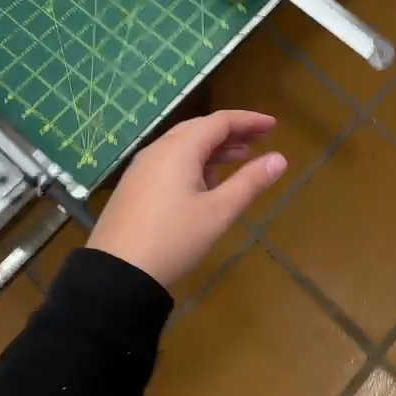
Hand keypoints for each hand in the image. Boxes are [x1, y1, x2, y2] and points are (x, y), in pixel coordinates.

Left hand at [86, 110, 286, 289]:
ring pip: (184, 145)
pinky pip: (170, 161)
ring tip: (240, 160)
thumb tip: (279, 158)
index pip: (220, 121)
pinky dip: (195, 162)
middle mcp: (159, 150)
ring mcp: (142, 168)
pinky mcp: (134, 186)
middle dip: (232, 132)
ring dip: (214, 148)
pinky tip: (206, 184)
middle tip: (260, 140)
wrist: (116, 275)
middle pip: (201, 128)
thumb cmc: (173, 239)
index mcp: (180, 149)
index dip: (249, 121)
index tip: (273, 126)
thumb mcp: (219, 212)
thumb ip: (250, 182)